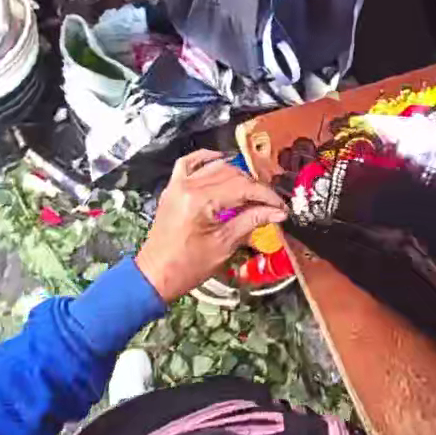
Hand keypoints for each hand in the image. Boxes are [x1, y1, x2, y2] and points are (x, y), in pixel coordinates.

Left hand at [135, 150, 287, 299]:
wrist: (154, 276)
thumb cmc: (189, 266)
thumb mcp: (225, 245)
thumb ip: (252, 221)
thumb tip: (279, 212)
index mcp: (201, 201)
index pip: (243, 188)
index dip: (266, 196)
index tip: (281, 206)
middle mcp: (189, 186)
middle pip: (232, 174)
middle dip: (255, 187)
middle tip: (269, 203)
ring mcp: (178, 184)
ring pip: (215, 166)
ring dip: (237, 175)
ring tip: (251, 191)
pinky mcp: (172, 188)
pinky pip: (188, 163)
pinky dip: (206, 158)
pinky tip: (221, 159)